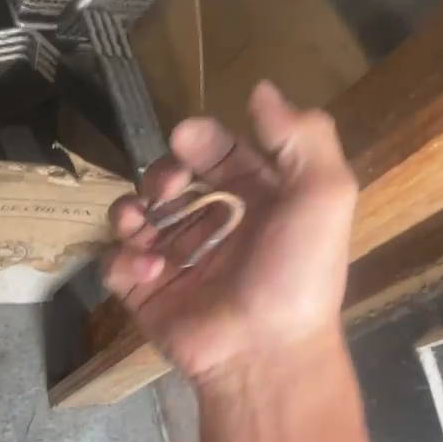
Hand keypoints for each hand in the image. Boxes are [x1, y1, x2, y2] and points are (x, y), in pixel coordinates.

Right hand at [102, 81, 358, 385]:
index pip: (223, 158)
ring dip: (131, 212)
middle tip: (165, 190)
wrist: (259, 351)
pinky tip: (148, 271)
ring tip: (138, 224)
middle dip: (161, 177)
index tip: (183, 137)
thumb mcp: (323, 193)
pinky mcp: (144, 294)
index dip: (202, 142)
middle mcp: (216, 228)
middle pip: (172, 185)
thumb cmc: (296, 273)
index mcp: (260, 203)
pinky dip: (125, 261)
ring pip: (137, 220)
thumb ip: (299, 136)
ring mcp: (176, 262)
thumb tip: (258, 90)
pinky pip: (119, 264)